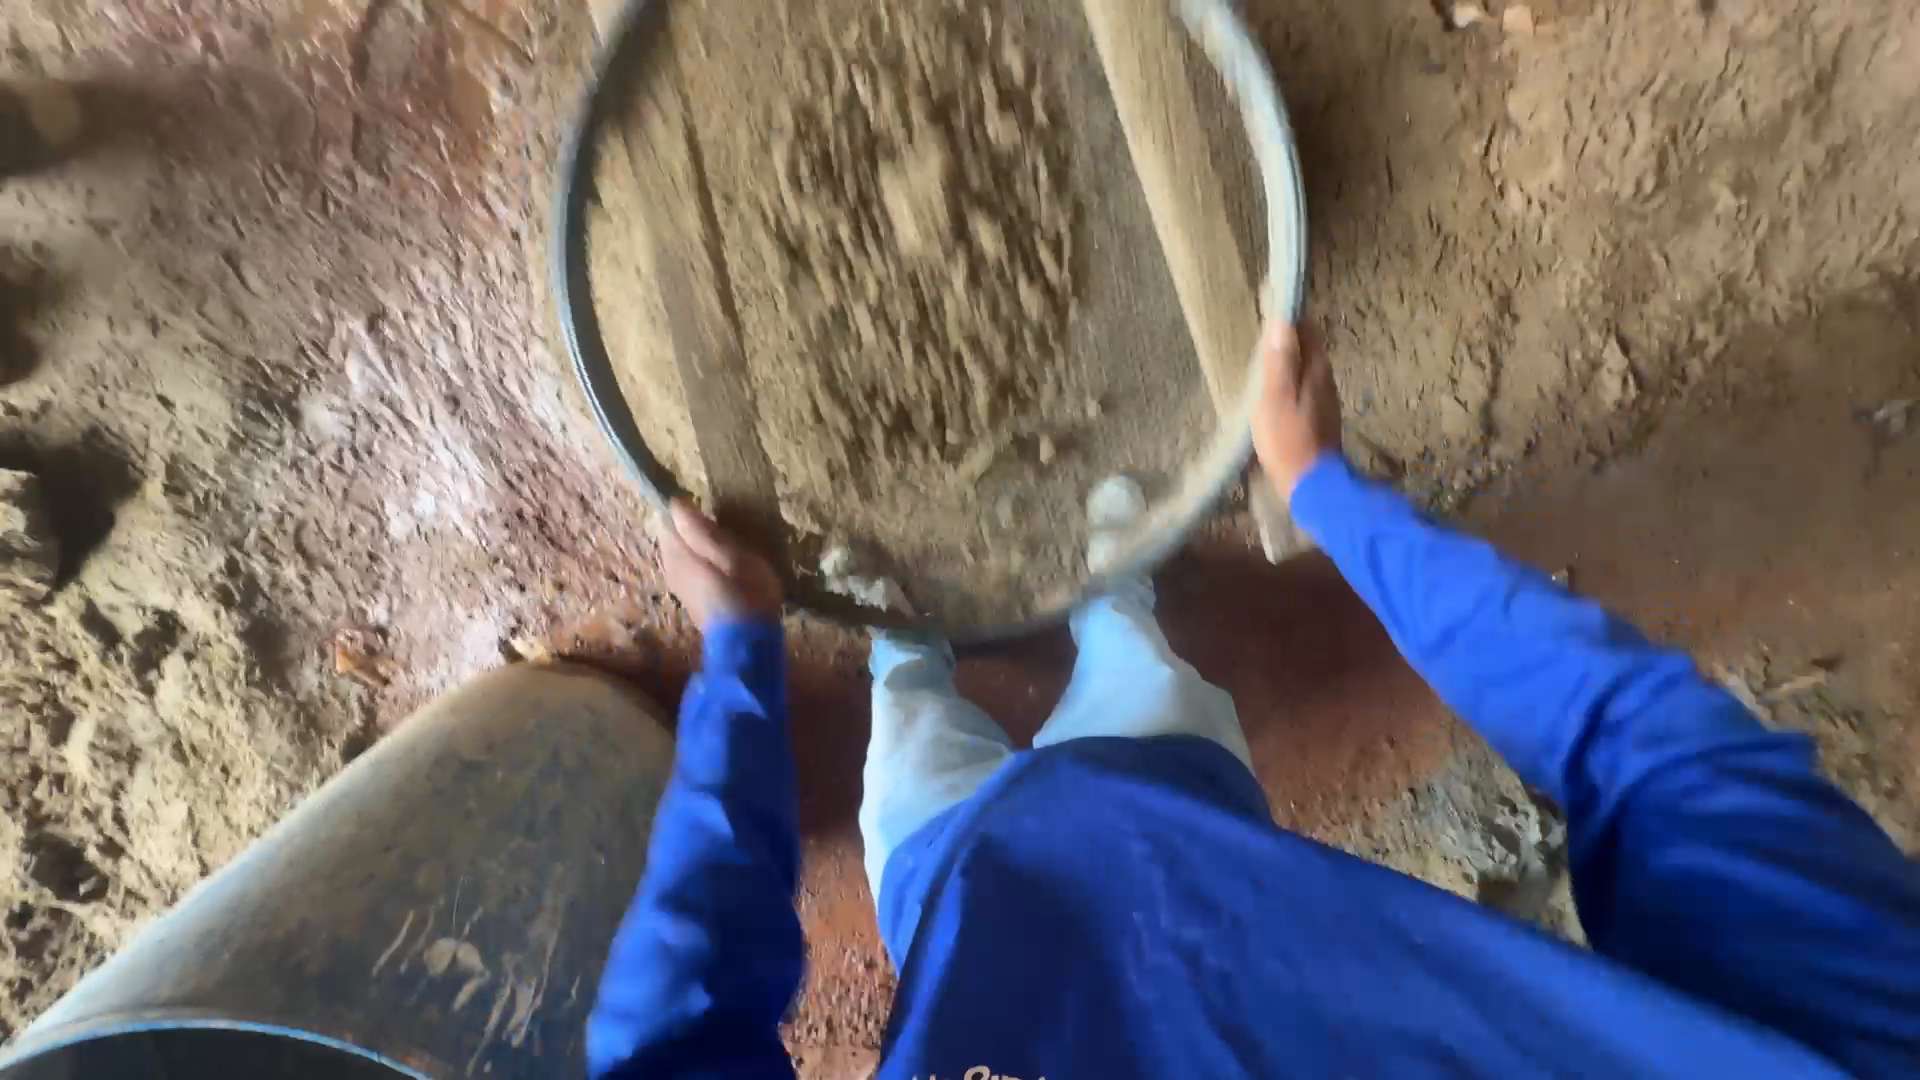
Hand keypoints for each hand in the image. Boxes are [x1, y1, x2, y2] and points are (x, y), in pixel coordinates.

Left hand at [657, 499, 783, 630]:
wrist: (747, 643)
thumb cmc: (745, 594)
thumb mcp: (731, 556)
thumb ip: (701, 531)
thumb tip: (675, 502)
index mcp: (677, 554)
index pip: (668, 520)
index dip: (686, 510)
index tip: (709, 509)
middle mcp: (670, 567)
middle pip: (673, 536)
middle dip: (690, 527)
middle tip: (720, 526)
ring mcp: (679, 585)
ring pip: (681, 553)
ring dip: (697, 544)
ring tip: (723, 544)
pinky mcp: (691, 598)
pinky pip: (689, 567)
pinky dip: (701, 560)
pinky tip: (721, 566)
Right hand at [1251, 320, 1342, 500]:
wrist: (1311, 484)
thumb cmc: (1287, 439)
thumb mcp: (1275, 397)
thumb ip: (1279, 361)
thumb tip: (1281, 322)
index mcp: (1317, 370)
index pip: (1309, 330)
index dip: (1291, 320)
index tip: (1269, 313)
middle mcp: (1327, 381)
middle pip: (1310, 350)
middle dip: (1289, 341)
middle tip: (1261, 339)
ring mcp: (1325, 402)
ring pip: (1308, 372)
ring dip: (1290, 365)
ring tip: (1265, 365)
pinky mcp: (1319, 421)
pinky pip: (1305, 392)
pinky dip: (1291, 386)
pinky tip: (1276, 396)